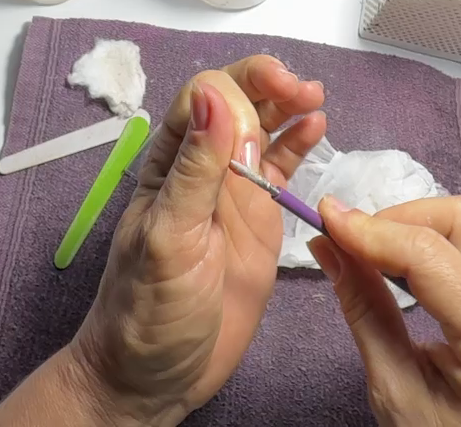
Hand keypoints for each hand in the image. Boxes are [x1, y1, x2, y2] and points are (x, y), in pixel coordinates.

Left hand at [0, 56, 327, 425]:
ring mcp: (234, 189)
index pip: (205, 96)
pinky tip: (314, 125)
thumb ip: (194, 169)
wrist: (154, 377)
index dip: (241, 83)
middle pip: (238, 102)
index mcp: (172, 160)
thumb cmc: (146, 310)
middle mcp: (204, 164)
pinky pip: (281, 167)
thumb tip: (214, 95)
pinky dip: (298, 143)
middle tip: (302, 89)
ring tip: (313, 97)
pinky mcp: (259, 216)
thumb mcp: (168, 237)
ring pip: (263, 129)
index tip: (276, 88)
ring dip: (287, 107)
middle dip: (268, 86)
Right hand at [310, 197, 460, 426]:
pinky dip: (446, 246)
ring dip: (423, 228)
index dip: (372, 229)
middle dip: (402, 219)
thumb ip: (364, 309)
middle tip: (357, 243)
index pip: (431, 255)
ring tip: (382, 256)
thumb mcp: (398, 394)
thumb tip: (328, 246)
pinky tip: (417, 271)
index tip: (329, 219)